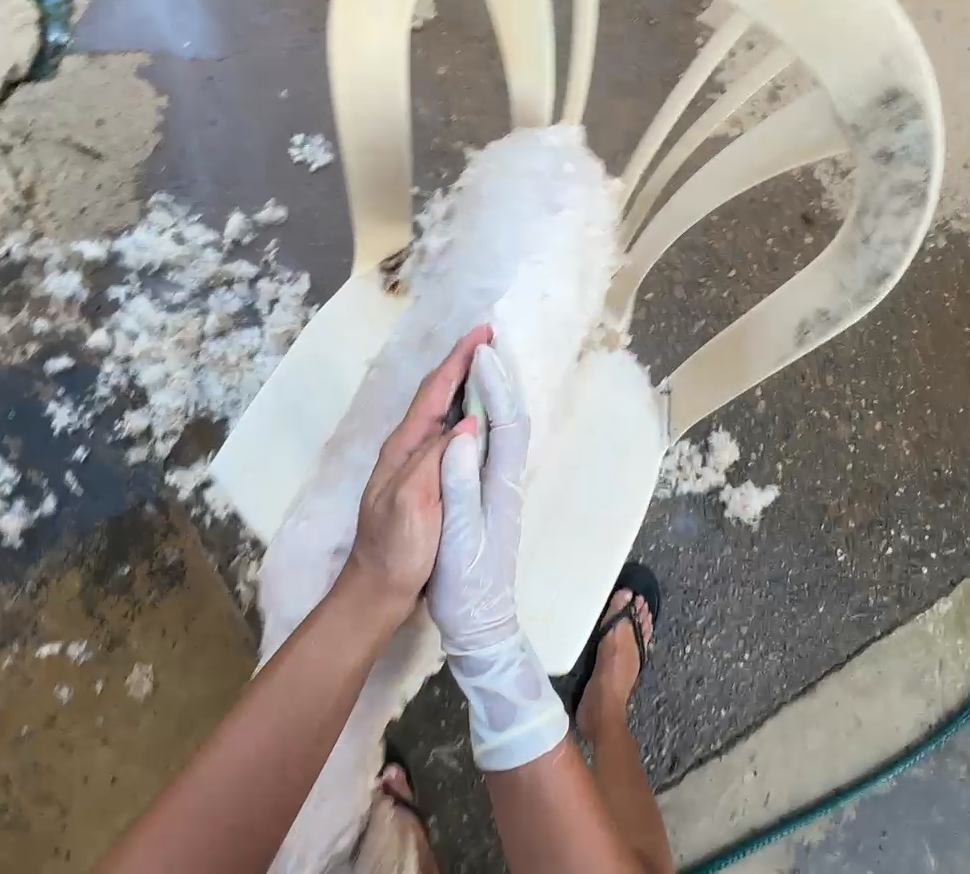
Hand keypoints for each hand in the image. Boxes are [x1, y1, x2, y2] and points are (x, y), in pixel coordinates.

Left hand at [343, 326, 491, 612]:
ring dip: (465, 387)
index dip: (458, 360)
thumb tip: (470, 421)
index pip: (434, 392)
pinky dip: (468, 418)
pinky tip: (482, 419)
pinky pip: (451, 437)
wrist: (378, 590)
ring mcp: (417, 465)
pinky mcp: (429, 482)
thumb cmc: (395, 548)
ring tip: (491, 369)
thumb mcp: (411, 501)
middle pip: (437, 395)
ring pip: (444, 414)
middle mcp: (409, 448)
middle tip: (491, 343)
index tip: (482, 334)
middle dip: (462, 365)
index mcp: (404, 447)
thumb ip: (436, 459)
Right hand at [430, 337, 565, 772]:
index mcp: (500, 486)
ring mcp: (500, 490)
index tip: (480, 351)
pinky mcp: (490, 499)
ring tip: (477, 366)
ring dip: (494, 394)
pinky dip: (485, 418)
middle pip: (510, 418)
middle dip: (501, 378)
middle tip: (485, 343)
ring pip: (502, 430)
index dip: (494, 385)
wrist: (481, 626)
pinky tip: (470, 414)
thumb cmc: (468, 585)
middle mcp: (506, 481)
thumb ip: (461, 485)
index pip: (503, 423)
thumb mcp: (460, 538)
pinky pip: (491, 445)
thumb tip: (466, 429)